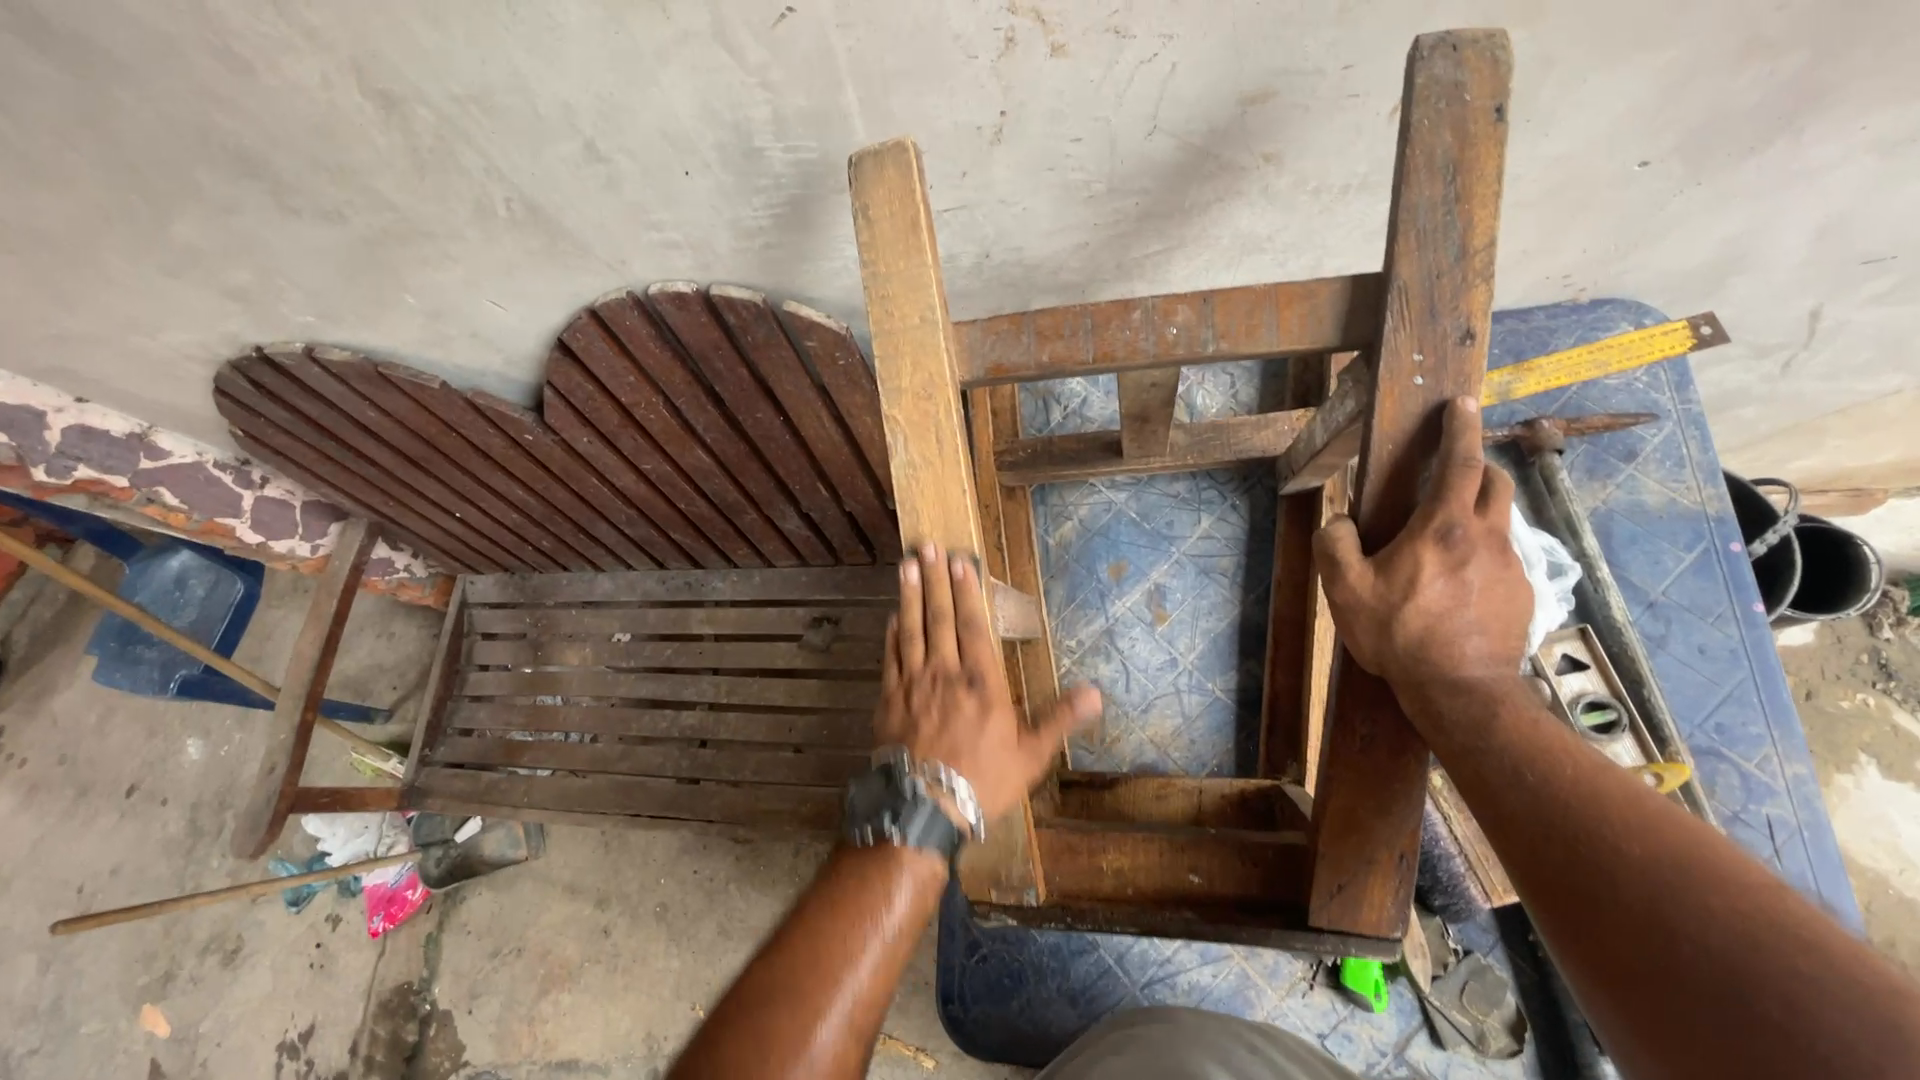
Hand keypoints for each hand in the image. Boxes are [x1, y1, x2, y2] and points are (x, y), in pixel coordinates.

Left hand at [875, 543, 1101, 821]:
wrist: (923, 808)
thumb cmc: (982, 781)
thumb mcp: (1031, 755)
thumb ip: (1060, 719)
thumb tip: (1097, 693)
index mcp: (981, 683)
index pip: (974, 626)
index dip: (968, 592)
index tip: (961, 562)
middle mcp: (945, 674)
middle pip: (939, 618)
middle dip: (935, 580)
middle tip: (928, 546)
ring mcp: (912, 684)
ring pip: (910, 630)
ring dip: (909, 596)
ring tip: (906, 566)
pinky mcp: (888, 700)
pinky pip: (890, 657)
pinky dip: (891, 634)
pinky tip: (891, 616)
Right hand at [1313, 396, 1531, 693]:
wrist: (1461, 690)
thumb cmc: (1400, 635)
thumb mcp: (1346, 591)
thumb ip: (1335, 546)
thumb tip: (1338, 522)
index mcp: (1443, 527)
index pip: (1461, 461)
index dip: (1460, 428)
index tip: (1460, 403)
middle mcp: (1487, 537)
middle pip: (1496, 481)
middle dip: (1478, 465)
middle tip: (1454, 470)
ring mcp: (1512, 566)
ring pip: (1503, 520)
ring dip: (1481, 510)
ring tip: (1450, 534)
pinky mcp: (1523, 594)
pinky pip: (1505, 557)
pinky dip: (1484, 553)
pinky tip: (1461, 583)